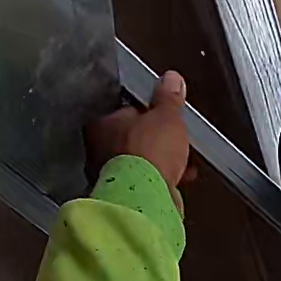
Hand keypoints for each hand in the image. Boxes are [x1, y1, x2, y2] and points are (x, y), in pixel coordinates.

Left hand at [85, 70, 195, 214]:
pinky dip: (163, 183)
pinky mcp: (127, 198)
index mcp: (101, 125)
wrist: (147, 199)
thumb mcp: (166, 116)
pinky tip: (177, 180)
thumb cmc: (146, 156)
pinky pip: (148, 185)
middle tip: (174, 138)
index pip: (124, 111)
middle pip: (133, 140)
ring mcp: (112, 179)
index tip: (164, 113)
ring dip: (162, 163)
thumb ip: (168, 98)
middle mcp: (99, 153)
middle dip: (157, 141)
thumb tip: (170, 81)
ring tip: (181, 161)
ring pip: (141, 165)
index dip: (148, 112)